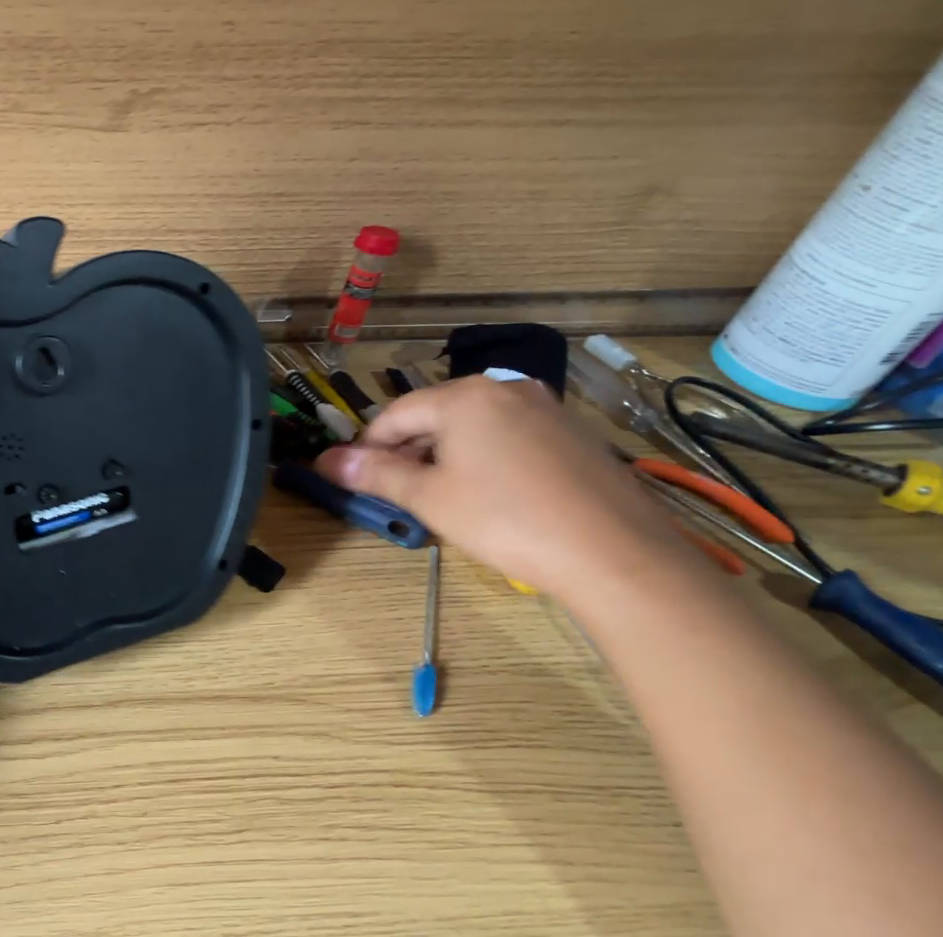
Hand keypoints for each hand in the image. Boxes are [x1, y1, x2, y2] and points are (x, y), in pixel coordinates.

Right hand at [314, 375, 702, 601]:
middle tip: (402, 493)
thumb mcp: (430, 498)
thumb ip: (376, 474)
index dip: (370, 446)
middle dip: (412, 451)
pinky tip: (496, 497)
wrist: (615, 553)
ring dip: (449, 455)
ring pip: (476, 425)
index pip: (396, 413)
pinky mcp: (575, 434)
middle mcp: (506, 388)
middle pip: (437, 415)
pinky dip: (489, 458)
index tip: (359, 478)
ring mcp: (547, 408)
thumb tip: (327, 461)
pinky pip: (512, 436)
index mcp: (464, 395)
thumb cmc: (507, 520)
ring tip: (447, 498)